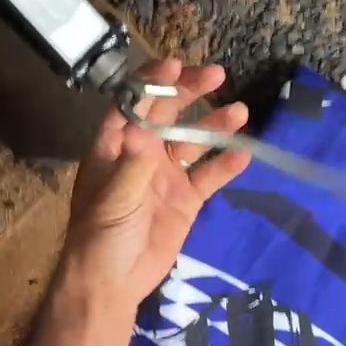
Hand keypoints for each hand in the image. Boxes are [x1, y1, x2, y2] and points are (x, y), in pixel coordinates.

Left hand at [60, 59, 250, 312]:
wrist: (113, 282)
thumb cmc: (101, 235)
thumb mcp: (114, 198)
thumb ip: (132, 164)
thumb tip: (143, 130)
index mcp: (114, 146)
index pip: (132, 103)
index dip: (152, 81)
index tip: (176, 63)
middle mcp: (141, 153)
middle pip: (167, 113)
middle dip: (190, 93)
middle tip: (217, 75)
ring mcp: (165, 176)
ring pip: (193, 142)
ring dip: (214, 126)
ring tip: (240, 112)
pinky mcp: (185, 200)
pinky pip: (208, 176)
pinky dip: (224, 165)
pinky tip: (244, 154)